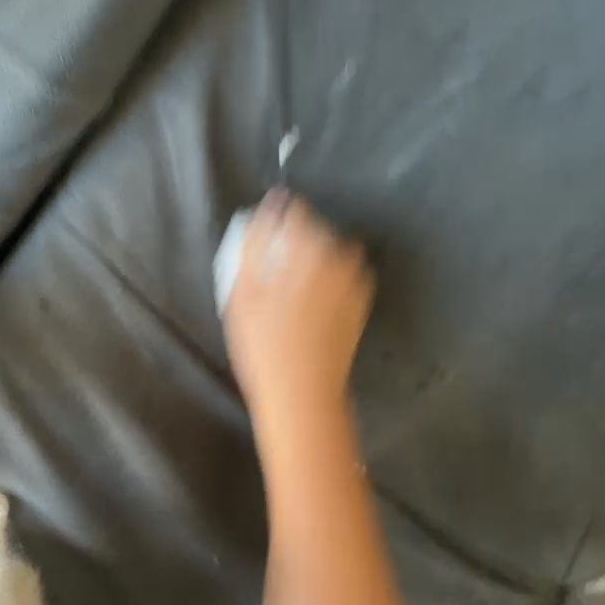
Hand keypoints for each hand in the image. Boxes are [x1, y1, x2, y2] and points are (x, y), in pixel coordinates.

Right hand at [222, 190, 374, 412]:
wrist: (304, 393)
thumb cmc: (265, 346)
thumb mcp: (242, 294)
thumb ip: (252, 244)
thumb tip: (263, 211)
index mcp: (309, 248)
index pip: (295, 212)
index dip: (277, 219)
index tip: (264, 236)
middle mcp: (340, 257)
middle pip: (316, 232)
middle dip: (296, 241)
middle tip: (273, 269)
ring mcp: (355, 281)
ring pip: (333, 255)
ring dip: (314, 261)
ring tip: (293, 288)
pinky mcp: (361, 304)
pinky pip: (345, 278)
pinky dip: (330, 282)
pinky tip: (313, 305)